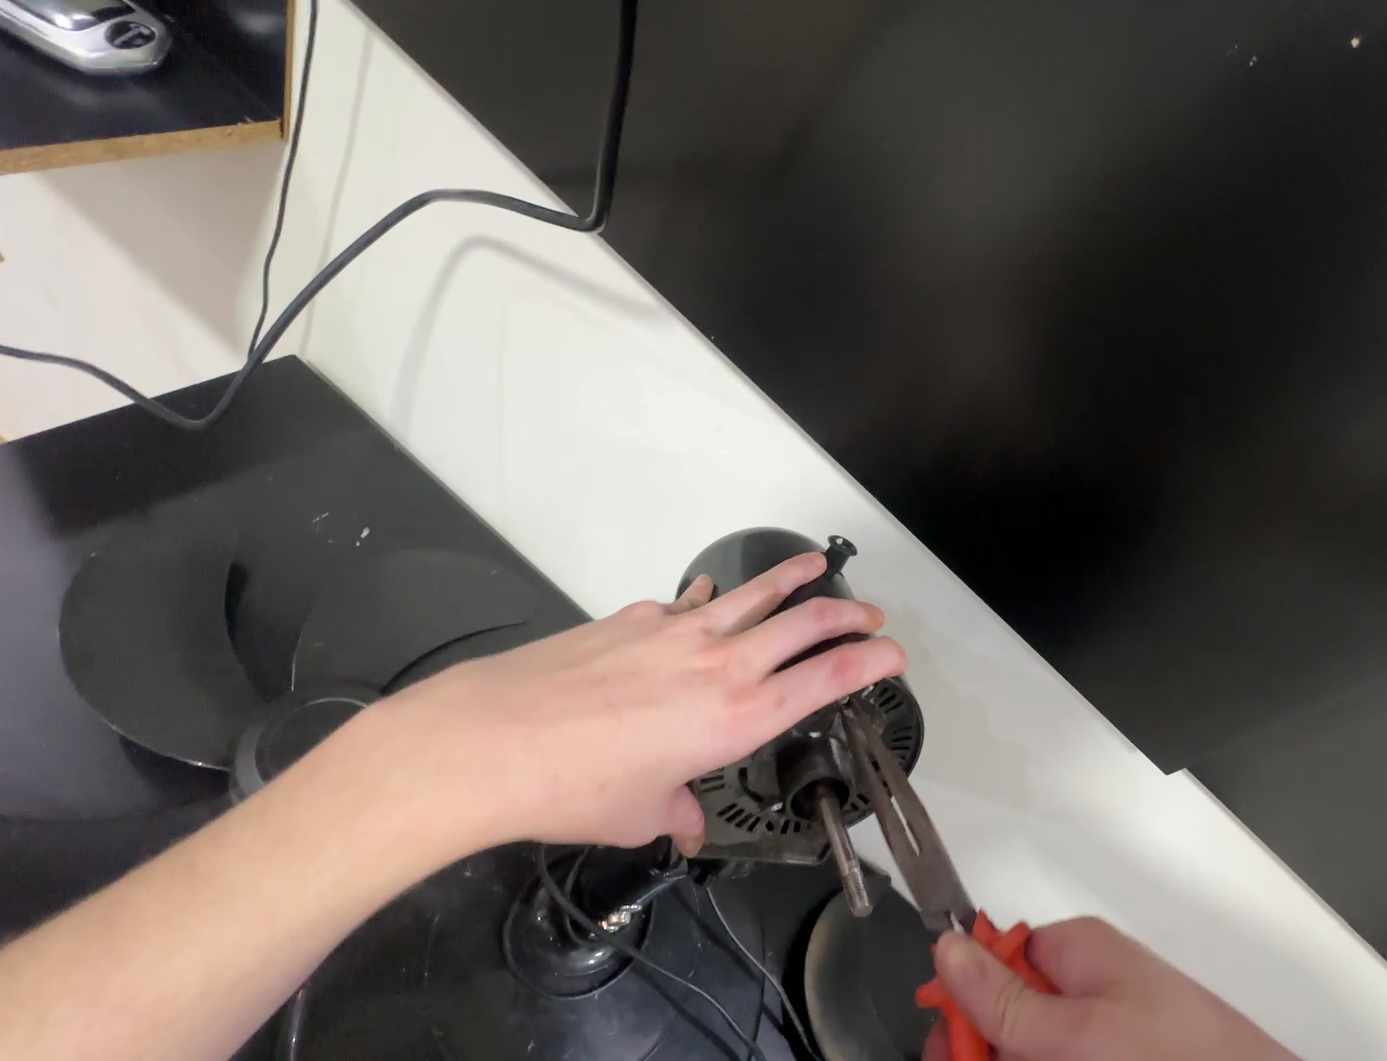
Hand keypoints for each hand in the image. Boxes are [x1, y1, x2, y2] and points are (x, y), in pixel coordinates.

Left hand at [343, 550, 904, 857]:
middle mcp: (721, 663)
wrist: (492, 740)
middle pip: (805, 623)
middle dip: (849, 616)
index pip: (826, 677)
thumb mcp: (641, 812)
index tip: (894, 652)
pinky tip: (709, 598)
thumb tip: (682, 821)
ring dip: (794, 579)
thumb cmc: (576, 788)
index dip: (870, 660)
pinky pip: (690, 601)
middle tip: (874, 614)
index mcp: (737, 717)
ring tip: (817, 566)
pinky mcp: (638, 615)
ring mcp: (678, 629)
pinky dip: (712, 599)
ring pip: (756, 593)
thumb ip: (675, 810)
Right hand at [923, 917, 1299, 1060]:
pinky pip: (1068, 1051)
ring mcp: (1106, 1030)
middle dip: (988, 1049)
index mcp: (1075, 951)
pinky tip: (1049, 1060)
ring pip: (1037, 1046)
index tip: (950, 1055)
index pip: (994, 962)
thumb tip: (944, 945)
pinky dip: (1049, 1057)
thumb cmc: (1177, 1059)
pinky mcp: (1122, 1052)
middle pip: (1012, 1018)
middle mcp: (1086, 984)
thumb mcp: (1082, 1037)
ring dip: (1016, 1056)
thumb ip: (1008, 1003)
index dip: (965, 1010)